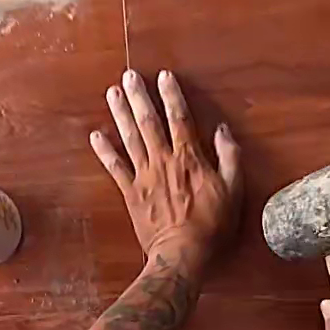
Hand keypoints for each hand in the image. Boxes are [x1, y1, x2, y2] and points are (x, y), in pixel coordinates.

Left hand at [91, 69, 242, 276]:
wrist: (182, 254)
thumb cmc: (212, 225)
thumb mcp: (233, 190)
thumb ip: (229, 157)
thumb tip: (222, 130)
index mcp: (189, 158)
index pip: (180, 118)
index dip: (171, 95)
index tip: (164, 76)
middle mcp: (163, 160)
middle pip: (149, 122)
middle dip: (139, 97)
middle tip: (129, 76)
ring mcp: (144, 176)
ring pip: (130, 138)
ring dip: (120, 114)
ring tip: (112, 93)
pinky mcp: (131, 193)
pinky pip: (115, 168)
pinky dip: (105, 151)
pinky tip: (96, 135)